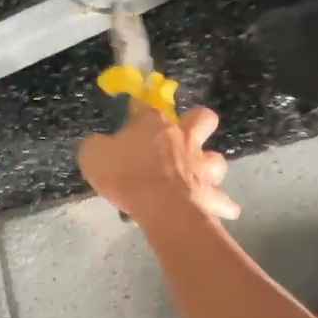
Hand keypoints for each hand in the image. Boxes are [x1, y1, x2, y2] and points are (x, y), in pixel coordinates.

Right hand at [78, 105, 239, 222]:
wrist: (160, 205)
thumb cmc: (125, 175)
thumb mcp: (93, 156)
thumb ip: (95, 146)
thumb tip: (98, 143)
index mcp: (153, 125)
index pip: (145, 107)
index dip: (138, 109)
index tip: (132, 114)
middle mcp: (183, 138)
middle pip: (202, 118)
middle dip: (198, 123)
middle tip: (185, 136)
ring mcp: (200, 165)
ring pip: (217, 158)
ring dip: (209, 166)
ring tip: (199, 176)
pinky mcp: (210, 193)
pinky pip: (222, 200)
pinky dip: (222, 205)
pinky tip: (223, 210)